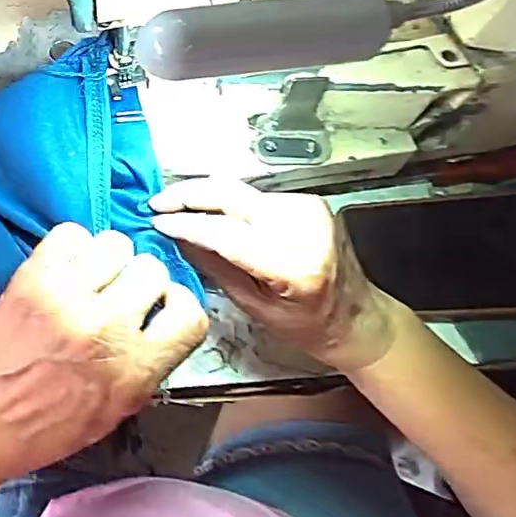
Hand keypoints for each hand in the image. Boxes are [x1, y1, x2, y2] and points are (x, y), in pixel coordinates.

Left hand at [0, 224, 209, 485]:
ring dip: (108, 260)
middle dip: (140, 280)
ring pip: (116, 244)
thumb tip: (160, 320)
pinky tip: (65, 268)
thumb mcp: (118, 409)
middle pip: (151, 269)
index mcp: (135, 368)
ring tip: (91, 278)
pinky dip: (72, 247)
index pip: (190, 313)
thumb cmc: (50, 423)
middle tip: (119, 293)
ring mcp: (68, 295)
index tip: (160, 308)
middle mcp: (107, 326)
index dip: (177, 306)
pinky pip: (71, 233)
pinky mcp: (35, 276)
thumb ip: (148, 363)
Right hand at [149, 177, 403, 372]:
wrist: (360, 318)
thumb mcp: (254, 306)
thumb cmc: (308, 325)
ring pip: (239, 191)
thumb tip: (177, 237)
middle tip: (156, 202)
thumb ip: (214, 266)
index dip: (184, 223)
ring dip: (204, 195)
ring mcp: (307, 208)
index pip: (223, 231)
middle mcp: (302, 226)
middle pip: (230, 195)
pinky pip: (253, 196)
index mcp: (292, 262)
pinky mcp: (306, 201)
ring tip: (174, 205)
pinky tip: (208, 210)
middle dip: (187, 194)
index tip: (155, 221)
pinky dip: (226, 201)